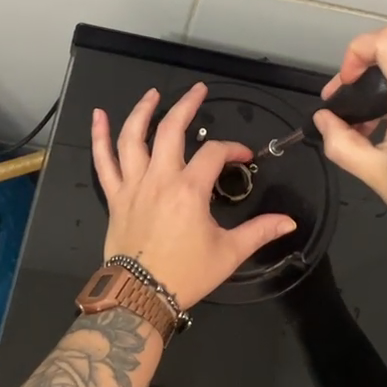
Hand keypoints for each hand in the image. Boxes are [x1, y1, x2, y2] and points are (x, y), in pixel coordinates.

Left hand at [91, 83, 297, 306]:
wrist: (140, 296)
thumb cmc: (185, 274)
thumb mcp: (229, 253)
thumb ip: (259, 232)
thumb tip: (289, 222)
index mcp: (189, 190)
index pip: (214, 154)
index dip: (232, 149)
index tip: (243, 157)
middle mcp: (159, 179)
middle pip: (170, 130)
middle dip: (186, 106)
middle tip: (198, 91)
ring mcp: (133, 185)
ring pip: (132, 137)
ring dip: (142, 111)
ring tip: (152, 94)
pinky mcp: (115, 196)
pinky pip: (103, 161)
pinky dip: (99, 137)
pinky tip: (98, 116)